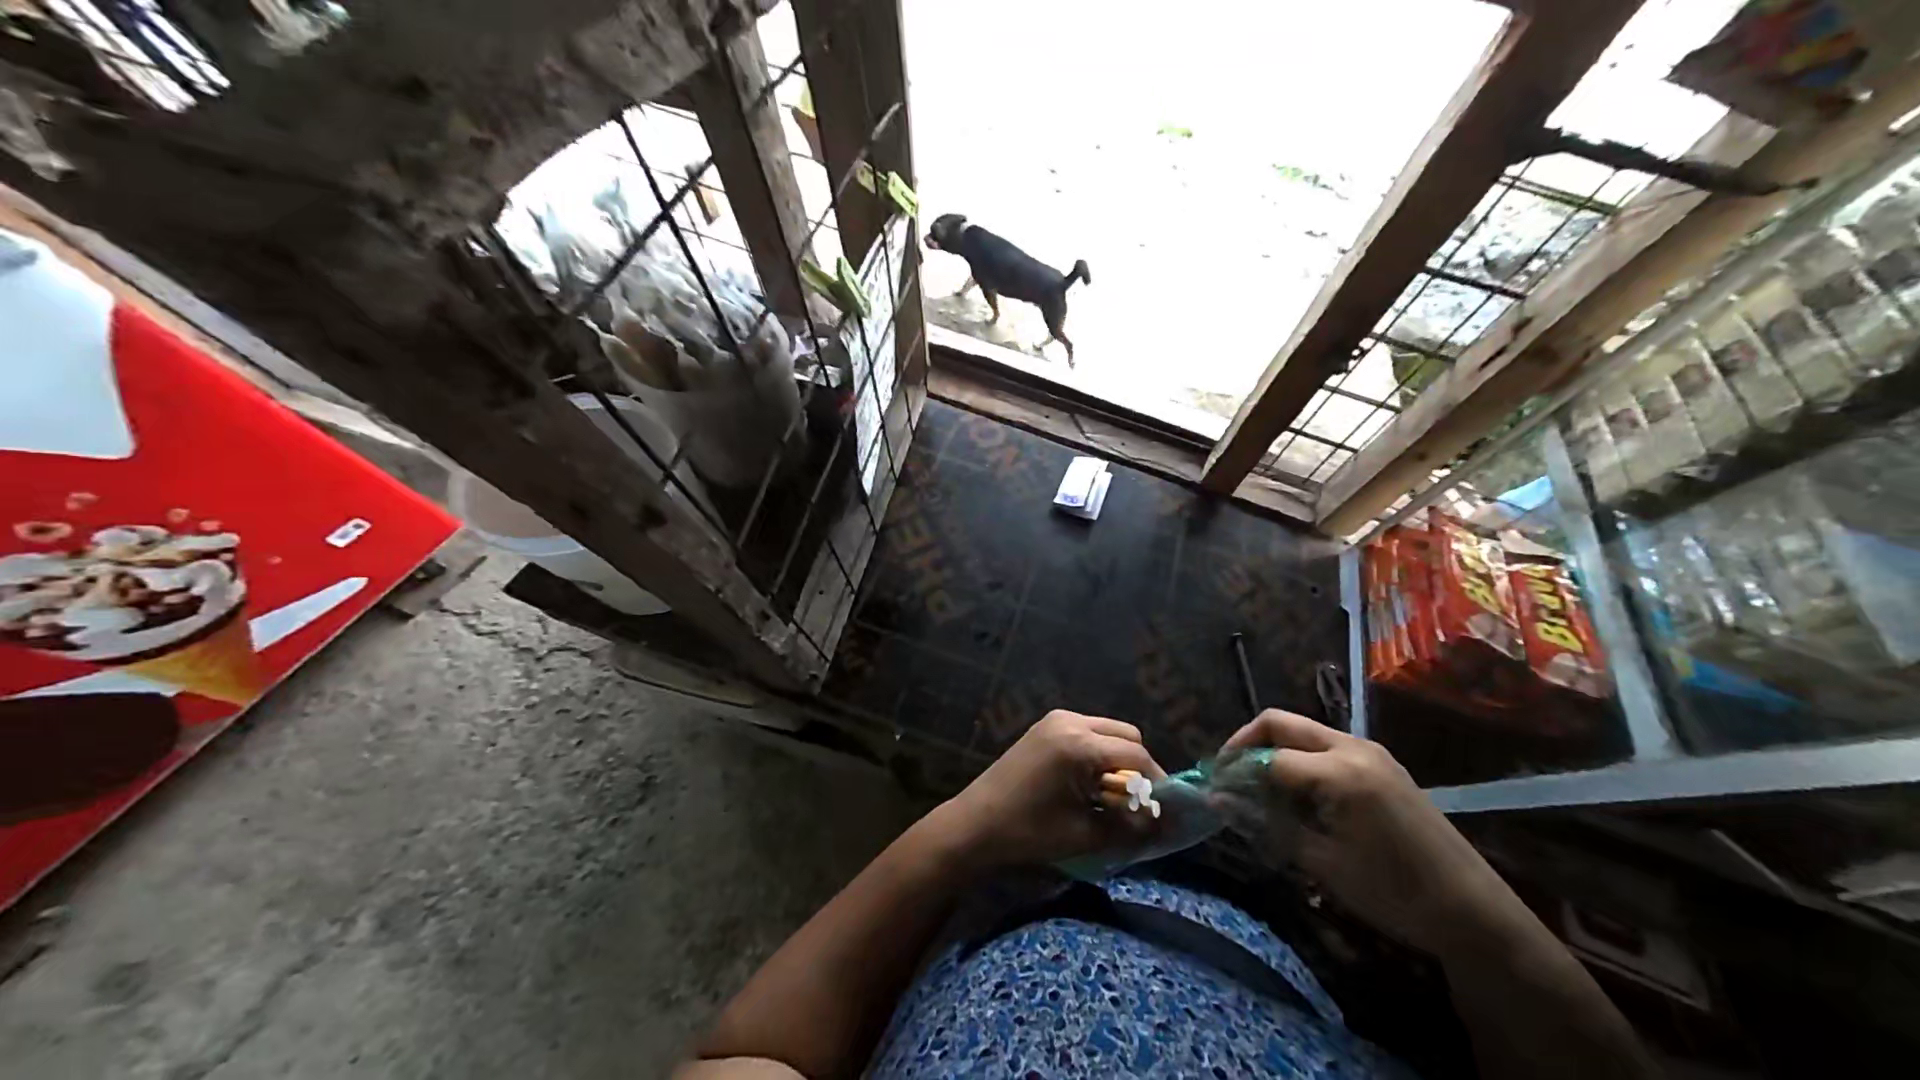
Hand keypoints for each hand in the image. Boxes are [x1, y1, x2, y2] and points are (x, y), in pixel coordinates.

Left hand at [933, 710, 1165, 870]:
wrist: (975, 824)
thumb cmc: (1029, 832)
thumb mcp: (1086, 833)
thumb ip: (1130, 824)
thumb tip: (1164, 820)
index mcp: (1079, 744)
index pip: (1136, 756)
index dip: (1156, 782)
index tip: (1163, 809)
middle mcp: (1069, 722)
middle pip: (1125, 735)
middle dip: (1138, 767)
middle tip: (1135, 802)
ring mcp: (1054, 720)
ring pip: (1107, 731)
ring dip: (1117, 758)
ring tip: (1110, 795)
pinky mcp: (1044, 726)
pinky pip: (1086, 732)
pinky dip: (1097, 753)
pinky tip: (1087, 783)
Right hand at [1220, 710, 1528, 958]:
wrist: (1473, 911)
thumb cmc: (1393, 892)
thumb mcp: (1322, 862)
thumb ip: (1268, 822)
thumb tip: (1222, 800)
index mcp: (1339, 772)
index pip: (1267, 757)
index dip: (1234, 773)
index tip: (1213, 792)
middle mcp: (1353, 748)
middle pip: (1281, 722)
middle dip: (1246, 742)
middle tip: (1227, 773)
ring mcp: (1370, 752)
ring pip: (1303, 730)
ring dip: (1273, 748)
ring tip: (1256, 785)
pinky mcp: (1382, 764)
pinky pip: (1326, 745)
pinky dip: (1299, 757)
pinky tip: (1295, 792)